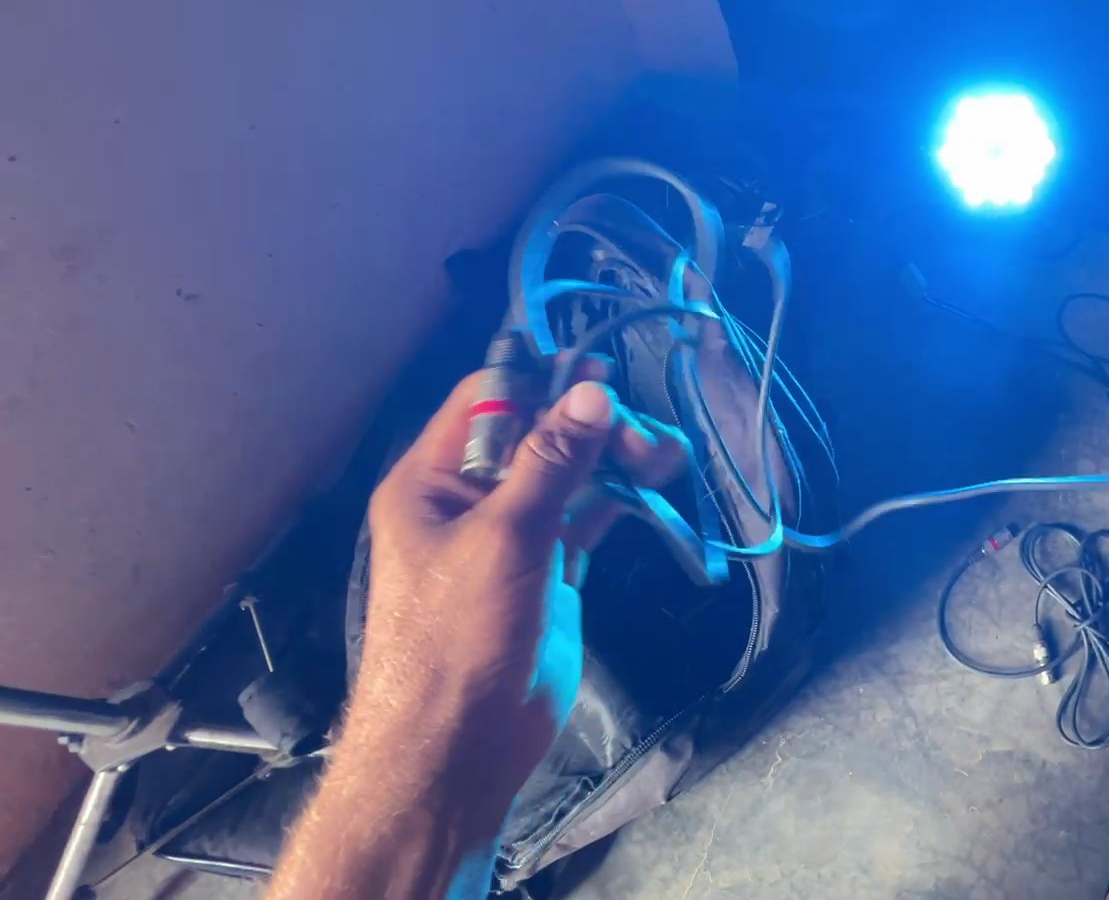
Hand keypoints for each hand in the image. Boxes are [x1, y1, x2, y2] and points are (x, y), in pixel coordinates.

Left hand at [347, 362, 689, 812]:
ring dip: (618, 457)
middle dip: (594, 427)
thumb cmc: (460, 634)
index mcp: (434, 480)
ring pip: (573, 469)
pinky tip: (657, 480)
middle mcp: (472, 496)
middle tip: (644, 438)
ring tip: (666, 456)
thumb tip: (594, 391)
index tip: (600, 373)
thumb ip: (553, 461)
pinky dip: (622, 492)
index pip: (487, 400)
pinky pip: (589, 509)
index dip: (541, 379)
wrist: (462, 744)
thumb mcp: (507, 537)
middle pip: (541, 433)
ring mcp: (516, 529)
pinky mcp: (552, 560)